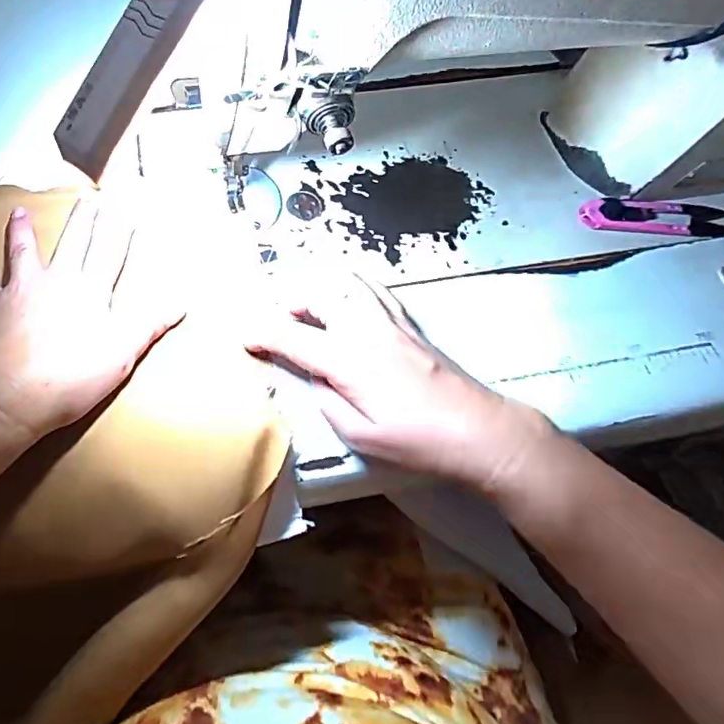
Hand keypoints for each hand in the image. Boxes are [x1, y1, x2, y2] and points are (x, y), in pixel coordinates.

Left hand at [0, 200, 181, 446]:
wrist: (8, 394)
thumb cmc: (72, 376)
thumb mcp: (122, 354)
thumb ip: (148, 325)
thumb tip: (180, 303)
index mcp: (90, 290)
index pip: (110, 252)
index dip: (119, 229)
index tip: (124, 205)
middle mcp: (57, 281)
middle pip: (73, 243)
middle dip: (82, 220)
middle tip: (86, 198)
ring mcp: (21, 290)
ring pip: (23, 252)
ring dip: (22, 231)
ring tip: (19, 212)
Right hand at [244, 273, 559, 494]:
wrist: (478, 429)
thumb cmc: (419, 441)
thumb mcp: (362, 437)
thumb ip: (329, 403)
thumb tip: (316, 380)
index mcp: (349, 362)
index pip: (294, 338)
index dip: (263, 335)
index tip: (244, 337)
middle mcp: (365, 331)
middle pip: (318, 295)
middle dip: (289, 302)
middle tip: (278, 322)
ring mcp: (389, 322)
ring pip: (345, 283)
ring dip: (318, 288)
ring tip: (307, 307)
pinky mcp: (407, 322)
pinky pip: (372, 289)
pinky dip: (350, 285)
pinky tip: (346, 298)